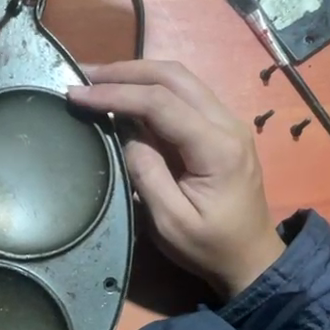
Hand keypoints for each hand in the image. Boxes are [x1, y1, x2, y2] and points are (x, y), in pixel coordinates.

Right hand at [67, 60, 283, 299]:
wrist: (251, 258)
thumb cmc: (211, 246)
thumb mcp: (171, 222)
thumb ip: (147, 175)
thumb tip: (126, 136)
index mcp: (218, 148)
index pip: (161, 103)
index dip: (116, 94)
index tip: (78, 94)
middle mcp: (228, 123)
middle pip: (173, 77)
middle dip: (124, 72)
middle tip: (83, 76)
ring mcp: (227, 121)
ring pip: (179, 79)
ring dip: (136, 75)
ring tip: (97, 80)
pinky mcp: (219, 127)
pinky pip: (183, 94)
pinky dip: (150, 87)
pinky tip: (124, 94)